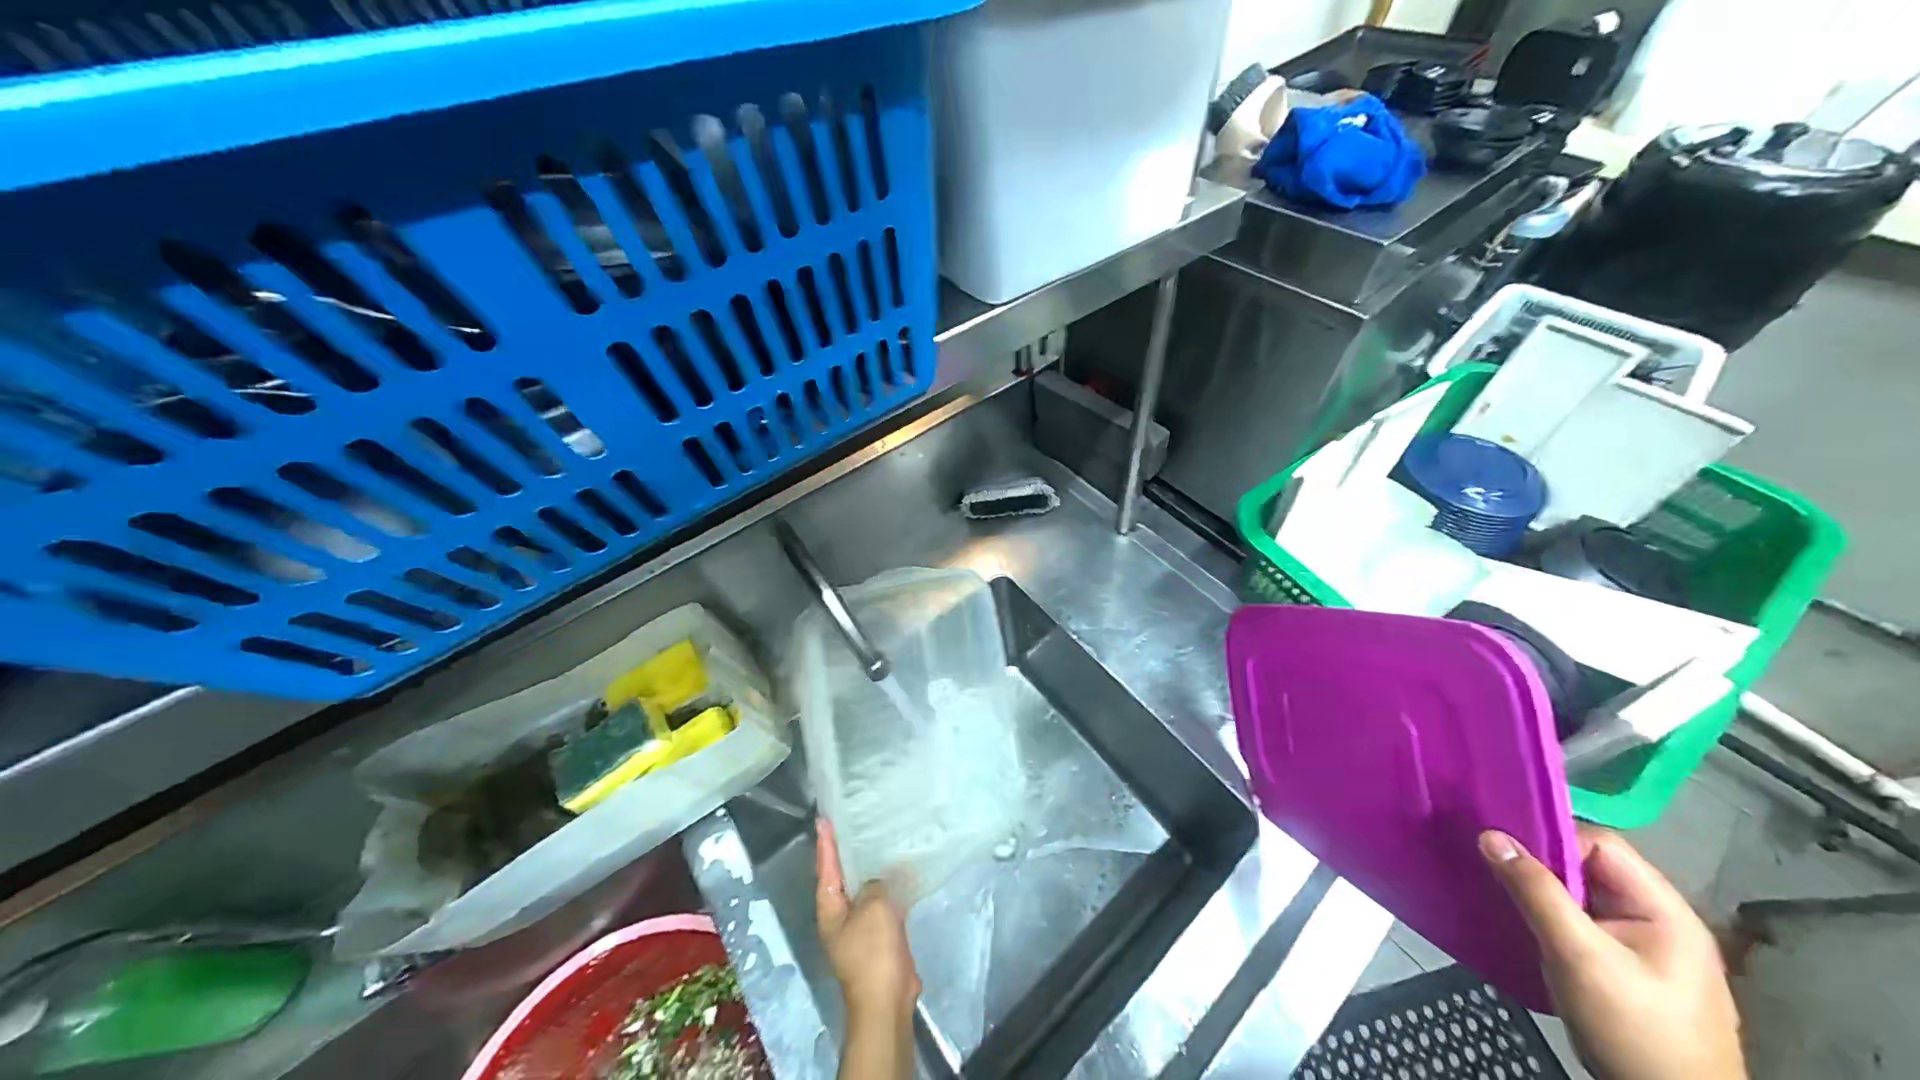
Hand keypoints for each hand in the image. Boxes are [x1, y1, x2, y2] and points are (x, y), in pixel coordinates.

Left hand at [815, 817, 920, 1019]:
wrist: (886, 1000)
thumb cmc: (872, 952)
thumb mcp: (874, 908)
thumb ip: (875, 884)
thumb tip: (879, 878)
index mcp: (830, 908)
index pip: (826, 867)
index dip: (826, 843)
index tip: (824, 819)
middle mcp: (840, 916)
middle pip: (842, 877)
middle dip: (847, 852)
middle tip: (854, 822)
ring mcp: (859, 928)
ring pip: (863, 889)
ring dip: (870, 868)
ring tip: (879, 840)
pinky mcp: (879, 936)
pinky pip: (881, 903)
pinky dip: (888, 886)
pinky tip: (900, 872)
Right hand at [1480, 826, 1744, 1079]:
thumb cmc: (1634, 1029)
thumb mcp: (1578, 956)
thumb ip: (1536, 892)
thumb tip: (1492, 836)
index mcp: (1665, 910)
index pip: (1601, 846)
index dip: (1552, 839)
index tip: (1505, 849)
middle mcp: (1663, 920)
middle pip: (1593, 869)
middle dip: (1543, 866)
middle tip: (1496, 869)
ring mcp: (1650, 948)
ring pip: (1586, 896)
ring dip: (1546, 893)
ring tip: (1505, 894)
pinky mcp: (1632, 969)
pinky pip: (1586, 923)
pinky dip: (1554, 917)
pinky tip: (1529, 926)